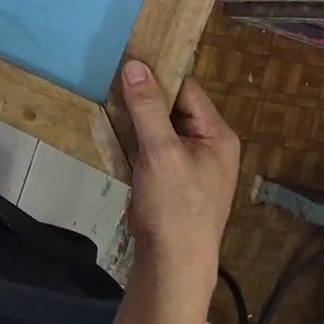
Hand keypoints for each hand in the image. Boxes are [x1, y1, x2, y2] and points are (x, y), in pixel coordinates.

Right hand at [119, 60, 239, 274]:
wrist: (172, 263)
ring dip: (136, 116)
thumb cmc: (174, 206)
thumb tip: (135, 64)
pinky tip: (112, 128)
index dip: (159, 74)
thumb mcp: (160, 152)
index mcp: (217, 135)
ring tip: (106, 98)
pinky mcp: (169, 175)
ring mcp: (188, 161)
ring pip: (159, 124)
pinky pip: (151, 143)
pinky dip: (133, 135)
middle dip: (144, 95)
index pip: (187, 89)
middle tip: (110, 78)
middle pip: (173, 105)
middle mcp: (207, 143)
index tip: (127, 60)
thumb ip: (148, 107)